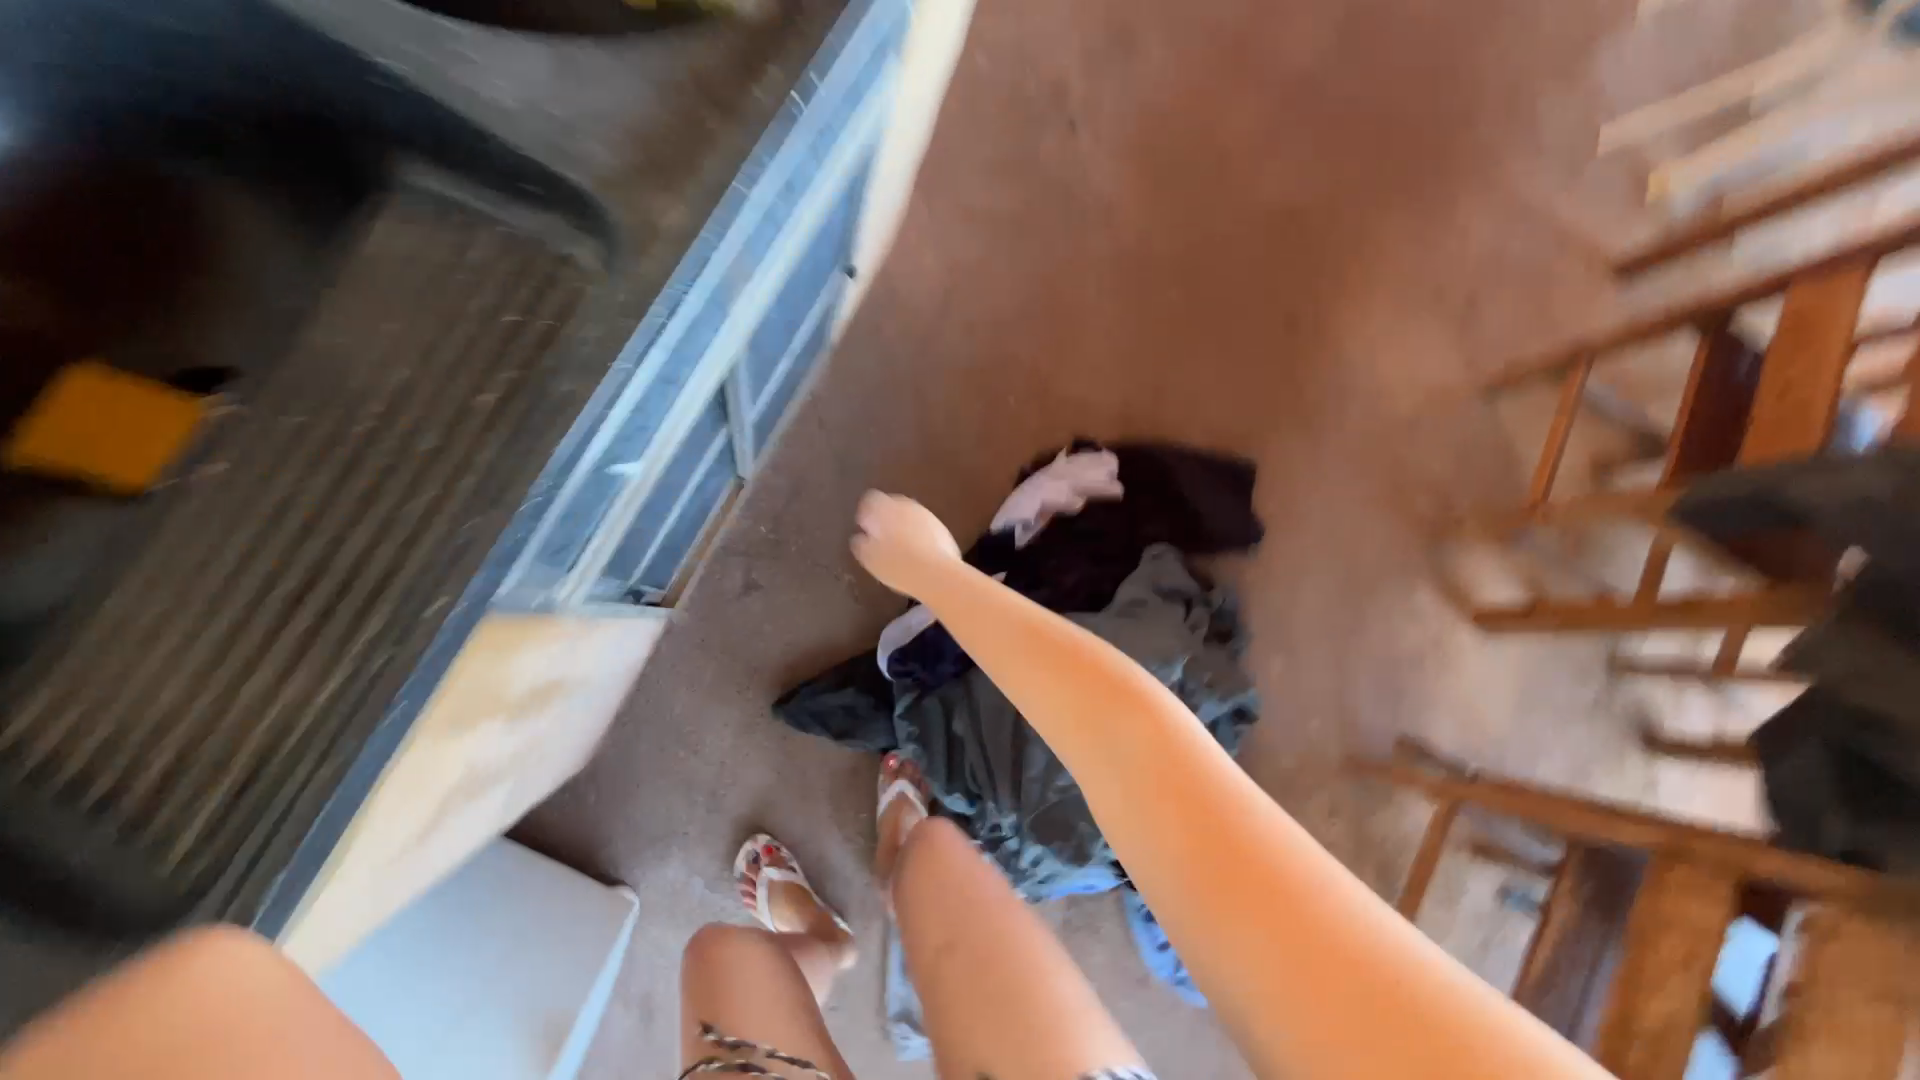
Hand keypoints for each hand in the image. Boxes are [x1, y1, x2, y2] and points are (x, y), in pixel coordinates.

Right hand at [850, 490, 961, 597]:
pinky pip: (924, 527)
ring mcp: (926, 515)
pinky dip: (918, 535)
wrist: (936, 574)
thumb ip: (860, 544)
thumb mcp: (869, 558)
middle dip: (885, 519)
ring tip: (900, 549)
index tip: (865, 528)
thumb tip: (859, 538)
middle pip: (892, 505)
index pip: (871, 499)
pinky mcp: (941, 527)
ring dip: (903, 527)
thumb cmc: (897, 565)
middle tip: (881, 540)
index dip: (866, 514)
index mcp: (885, 508)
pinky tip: (917, 554)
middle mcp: (906, 505)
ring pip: (909, 516)